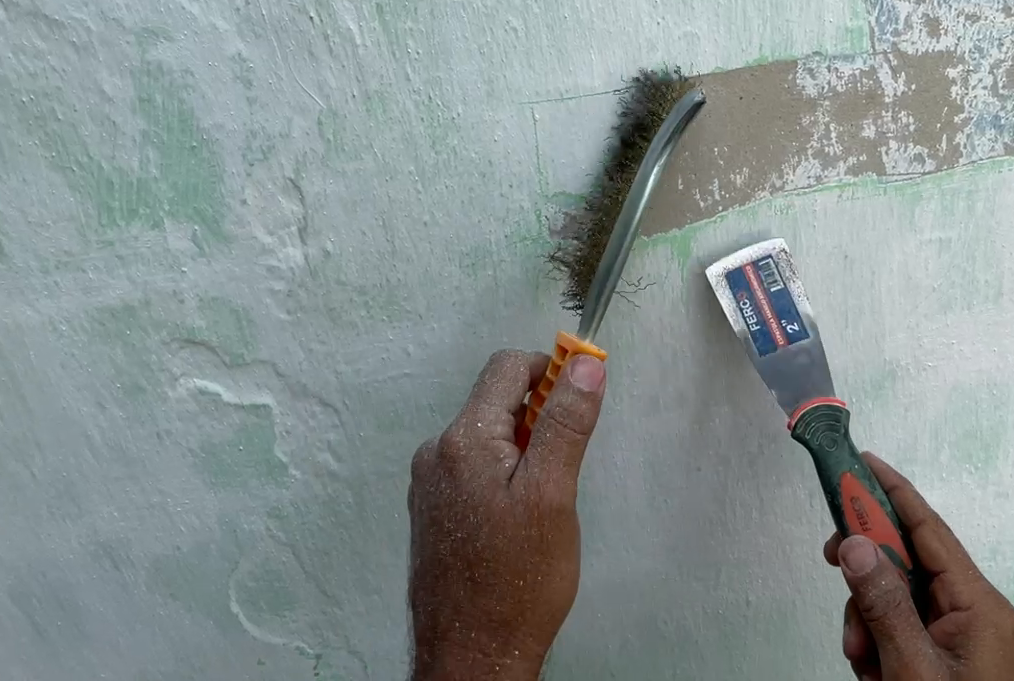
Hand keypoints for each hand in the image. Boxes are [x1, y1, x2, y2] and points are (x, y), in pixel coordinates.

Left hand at [407, 349, 608, 680]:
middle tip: (563, 466)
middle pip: (496, 400)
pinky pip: (474, 463)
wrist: (472, 661)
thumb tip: (584, 362)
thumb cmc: (518, 579)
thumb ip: (566, 422)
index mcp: (463, 439)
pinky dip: (503, 470)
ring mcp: (429, 481)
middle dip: (537, 416)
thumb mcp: (553, 494)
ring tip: (542, 499)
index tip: (578, 400)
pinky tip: (516, 516)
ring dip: (522, 446)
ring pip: (488, 433)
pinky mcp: (433, 507)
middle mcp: (436, 451)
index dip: (548, 370)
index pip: (507, 367)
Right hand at [823, 452, 1013, 679]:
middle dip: (866, 573)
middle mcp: (970, 609)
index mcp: (975, 601)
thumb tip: (854, 541)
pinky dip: (878, 645)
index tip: (859, 458)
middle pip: (905, 560)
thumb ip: (882, 604)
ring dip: (866, 622)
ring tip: (864, 667)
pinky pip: (900, 629)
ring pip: (895, 598)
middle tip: (830, 567)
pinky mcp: (947, 660)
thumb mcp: (913, 671)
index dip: (892, 488)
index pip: (927, 525)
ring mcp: (959, 636)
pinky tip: (874, 677)